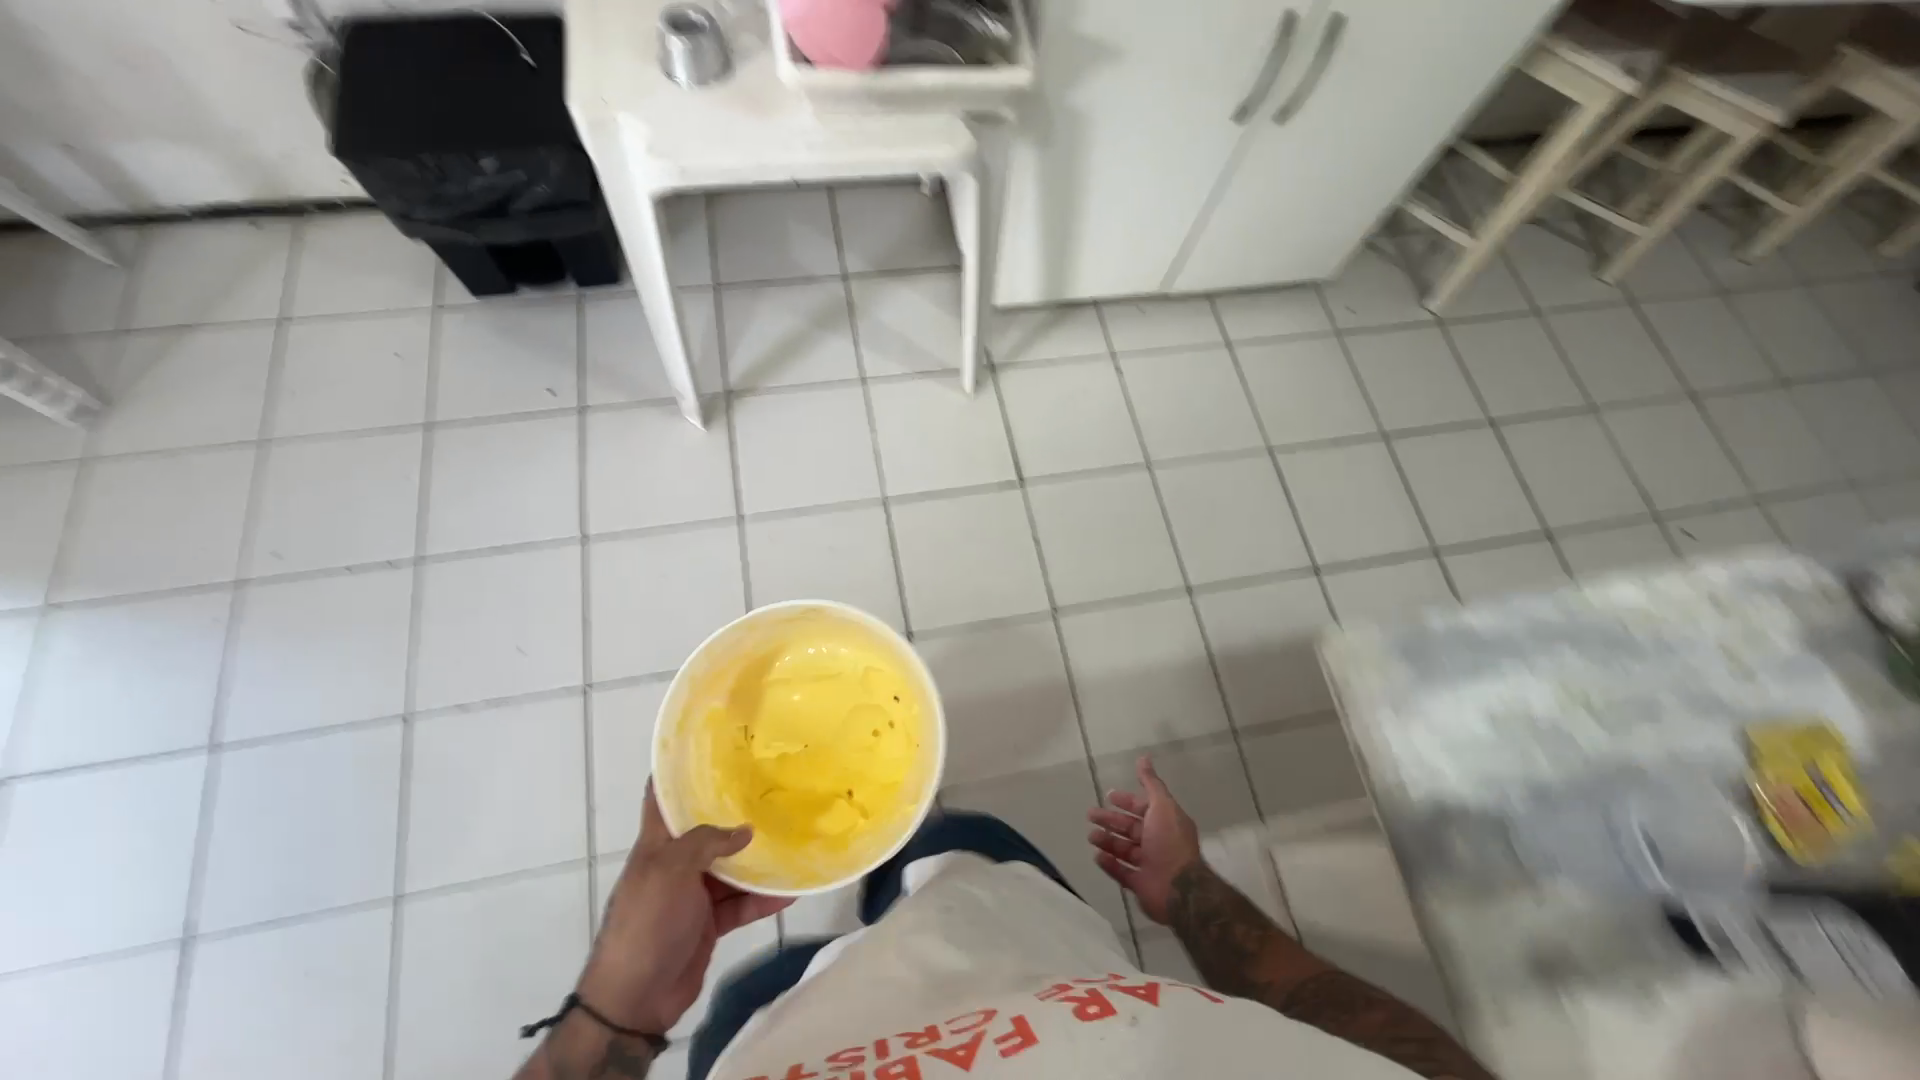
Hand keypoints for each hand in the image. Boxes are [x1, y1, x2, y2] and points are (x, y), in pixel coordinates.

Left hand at [577, 784, 791, 1034]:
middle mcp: (675, 865)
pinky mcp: (709, 924)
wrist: (635, 996)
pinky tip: (791, 891)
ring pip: (731, 869)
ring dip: (758, 860)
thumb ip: (706, 843)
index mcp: (656, 846)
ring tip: (792, 840)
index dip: (678, 773)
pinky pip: (741, 904)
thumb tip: (745, 831)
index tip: (711, 751)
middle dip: (735, 816)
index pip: (662, 799)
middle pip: (707, 833)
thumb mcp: (670, 871)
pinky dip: (764, 899)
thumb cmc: (646, 922)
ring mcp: (692, 896)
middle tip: (773, 793)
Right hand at [1086, 756, 1201, 924]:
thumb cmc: (1170, 843)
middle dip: (1111, 820)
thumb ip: (1151, 783)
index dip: (1127, 801)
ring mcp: (1150, 865)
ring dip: (1107, 841)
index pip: (1144, 808)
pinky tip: (1096, 856)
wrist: (1179, 888)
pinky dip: (1109, 863)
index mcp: (1166, 823)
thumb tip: (1144, 757)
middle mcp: (1158, 842)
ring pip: (1124, 849)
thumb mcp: (1163, 806)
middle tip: (1090, 815)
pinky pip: (1122, 872)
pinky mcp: (1141, 884)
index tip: (1108, 796)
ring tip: (1091, 836)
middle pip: (1131, 828)